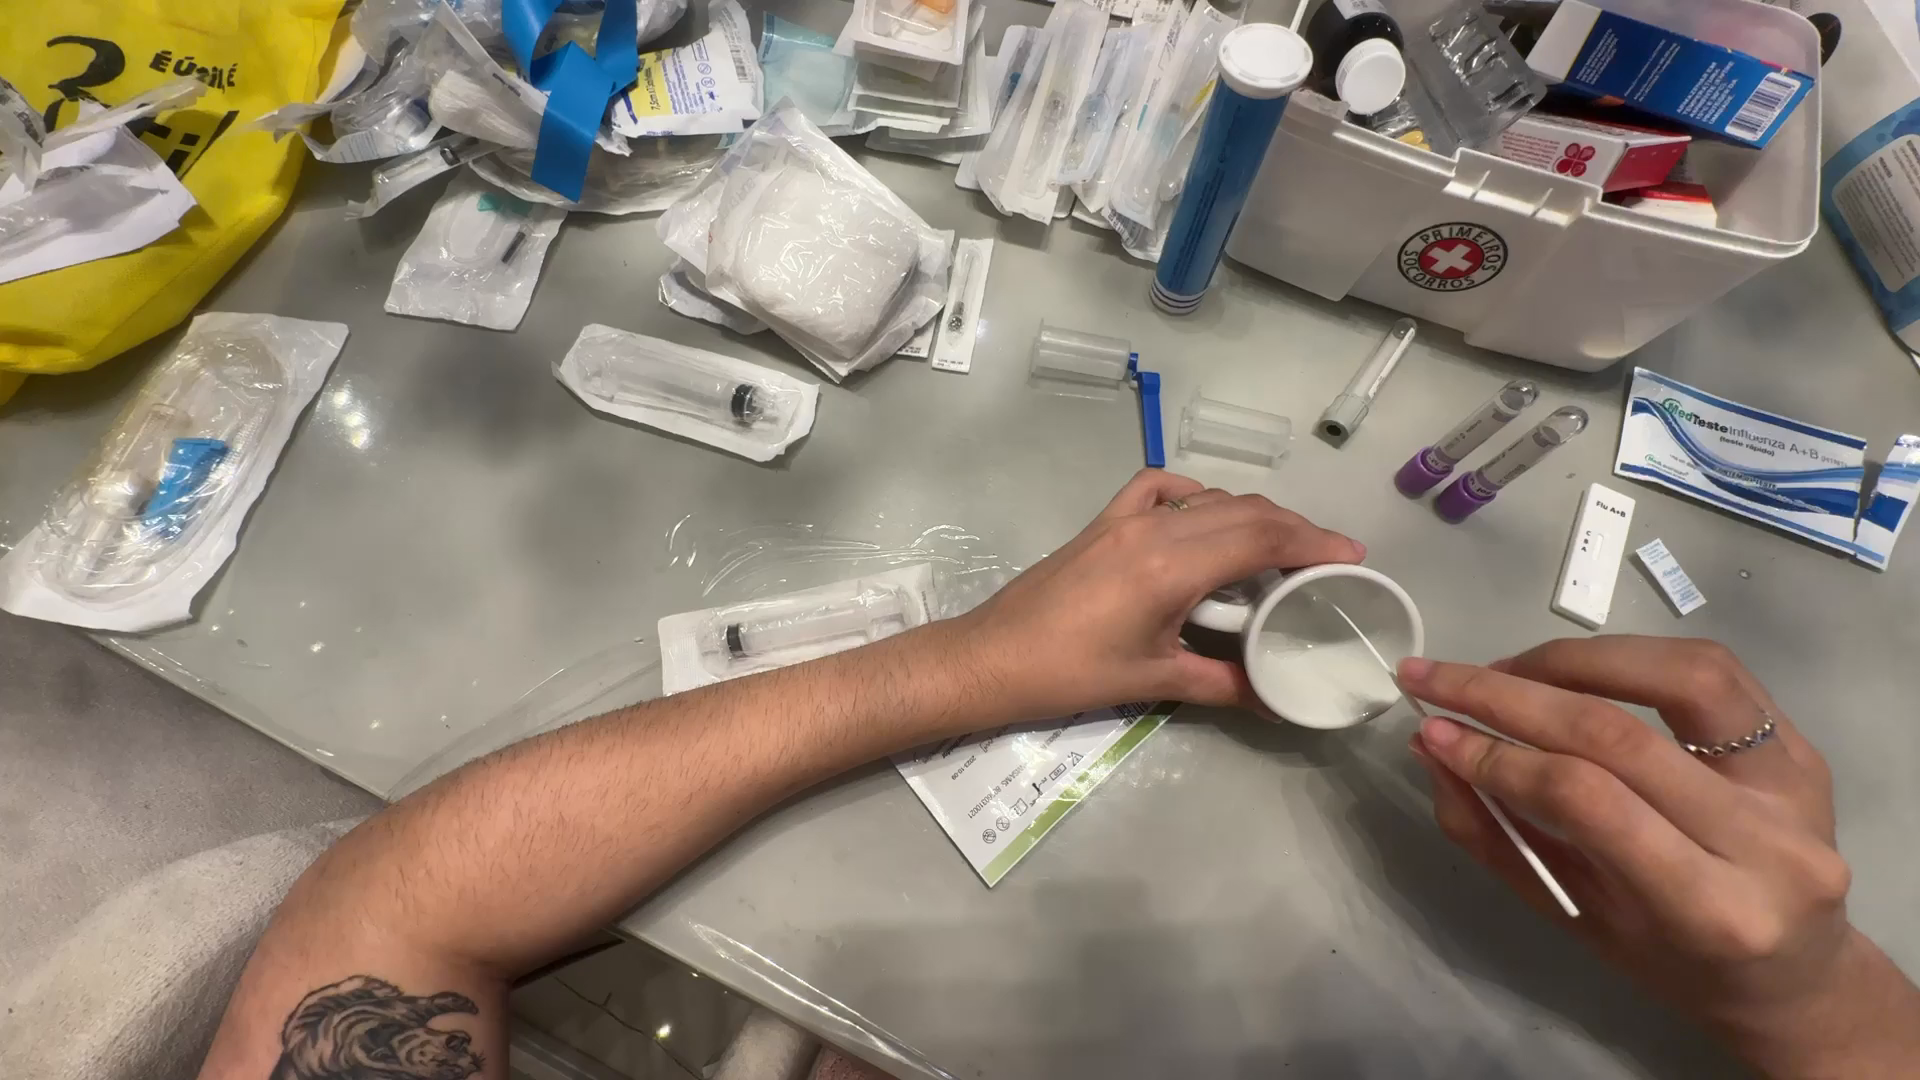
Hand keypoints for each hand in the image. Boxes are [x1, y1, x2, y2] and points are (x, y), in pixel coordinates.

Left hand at [954, 469, 1363, 720]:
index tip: (1350, 556)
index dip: (1313, 541)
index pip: (1260, 536)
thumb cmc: (1071, 673)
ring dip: (1245, 515)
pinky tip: (1199, 519)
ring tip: (1271, 550)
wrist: (994, 657)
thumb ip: (1225, 683)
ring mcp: (1120, 520)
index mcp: (1169, 566)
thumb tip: (1277, 698)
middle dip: (1291, 529)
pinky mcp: (1098, 523)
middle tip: (1320, 561)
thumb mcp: (1155, 680)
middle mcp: (1150, 529)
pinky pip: (1154, 490)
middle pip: (1240, 510)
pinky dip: (1189, 494)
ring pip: (1203, 498)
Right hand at [1400, 637, 1919, 1078]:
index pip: (1583, 798)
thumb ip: (1485, 826)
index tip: (1427, 731)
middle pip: (1613, 733)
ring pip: (1676, 678)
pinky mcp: (1800, 747)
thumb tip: (1431, 743)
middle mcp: (1767, 843)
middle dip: (1500, 694)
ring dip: (1567, 661)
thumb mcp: (1559, 904)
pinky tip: (1566, 669)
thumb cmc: (1658, 952)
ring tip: (1503, 670)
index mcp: (1706, 907)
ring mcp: (1795, 787)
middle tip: (1429, 676)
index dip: (1493, 756)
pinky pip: (1710, 670)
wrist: (1789, 971)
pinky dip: (1622, 654)